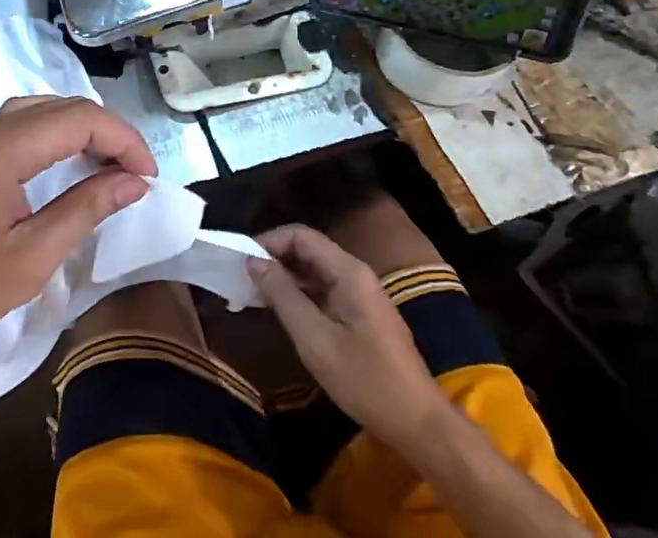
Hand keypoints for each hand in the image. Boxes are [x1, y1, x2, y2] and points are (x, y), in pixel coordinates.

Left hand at [0, 96, 154, 374]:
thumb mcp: (29, 258)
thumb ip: (84, 210)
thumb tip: (134, 181)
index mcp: (1, 147)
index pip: (80, 118)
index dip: (124, 141)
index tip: (149, 179)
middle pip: (63, 107)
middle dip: (108, 134)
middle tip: (135, 178)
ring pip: (43, 111)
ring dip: (82, 133)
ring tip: (109, 171)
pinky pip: (21, 126)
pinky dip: (56, 138)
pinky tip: (67, 167)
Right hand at [248, 225, 445, 437]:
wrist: (416, 421)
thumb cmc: (364, 379)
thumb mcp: (314, 338)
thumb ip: (282, 295)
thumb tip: (254, 261)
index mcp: (348, 272)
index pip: (301, 236)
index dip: (269, 241)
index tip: (241, 259)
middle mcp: (356, 274)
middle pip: (308, 249)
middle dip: (274, 258)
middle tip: (242, 277)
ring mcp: (361, 293)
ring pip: (314, 270)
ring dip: (284, 277)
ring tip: (253, 293)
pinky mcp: (361, 313)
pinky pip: (324, 289)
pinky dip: (299, 294)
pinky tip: (280, 310)